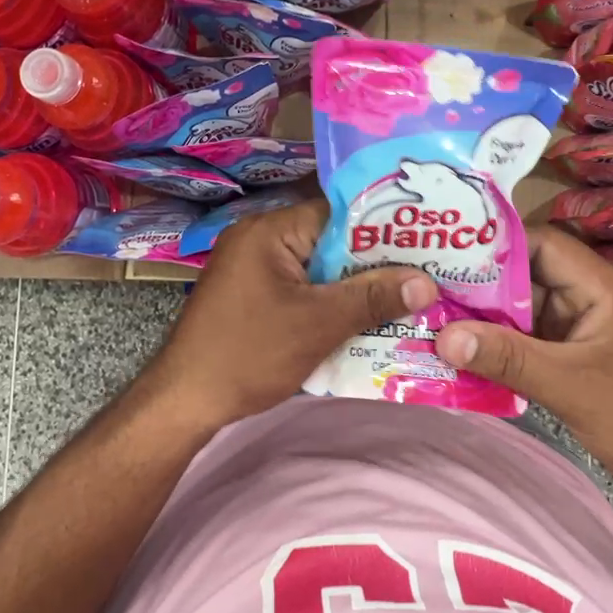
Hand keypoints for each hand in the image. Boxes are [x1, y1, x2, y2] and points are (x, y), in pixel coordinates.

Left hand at [141, 200, 439, 426]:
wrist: (186, 398)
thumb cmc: (249, 353)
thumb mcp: (318, 324)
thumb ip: (372, 298)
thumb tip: (427, 281)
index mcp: (269, 230)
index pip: (338, 213)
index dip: (383, 228)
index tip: (426, 242)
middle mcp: (258, 237)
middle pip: (329, 239)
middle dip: (374, 261)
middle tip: (426, 272)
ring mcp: (251, 266)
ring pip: (317, 266)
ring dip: (353, 284)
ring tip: (406, 296)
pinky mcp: (250, 293)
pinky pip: (300, 285)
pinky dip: (328, 299)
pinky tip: (364, 317)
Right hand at [433, 225, 612, 491]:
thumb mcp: (572, 387)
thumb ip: (508, 359)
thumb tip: (443, 336)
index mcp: (602, 287)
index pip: (541, 243)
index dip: (495, 243)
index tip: (445, 251)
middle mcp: (588, 297)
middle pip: (524, 273)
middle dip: (477, 281)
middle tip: (424, 285)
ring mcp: (578, 327)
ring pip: (520, 307)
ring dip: (482, 315)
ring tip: (429, 314)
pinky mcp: (570, 355)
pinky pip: (524, 337)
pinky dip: (495, 342)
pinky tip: (458, 349)